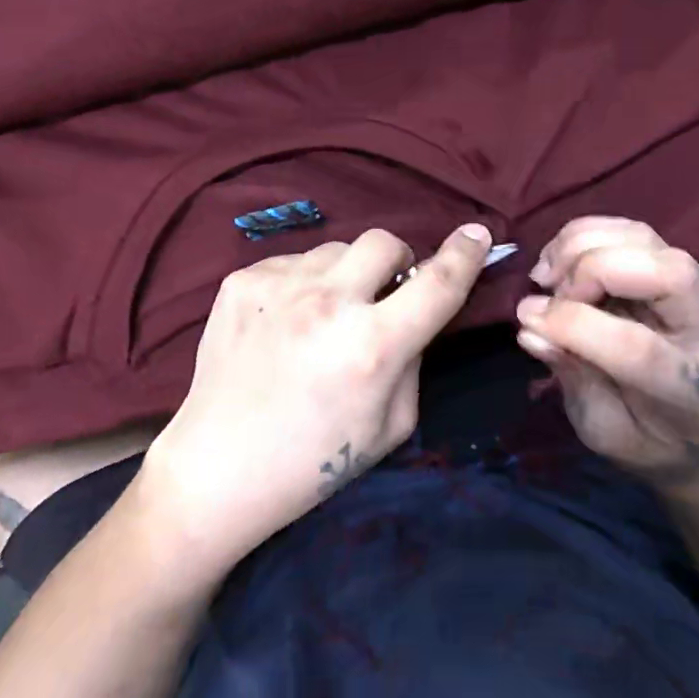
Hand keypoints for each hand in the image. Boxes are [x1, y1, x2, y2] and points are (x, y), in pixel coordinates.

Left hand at [135, 225, 493, 573]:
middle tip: (384, 291)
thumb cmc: (314, 461)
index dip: (464, 255)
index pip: (436, 284)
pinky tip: (284, 322)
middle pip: (382, 241)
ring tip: (323, 316)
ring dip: (344, 274)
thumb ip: (412, 360)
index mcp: (372, 346)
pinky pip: (290, 262)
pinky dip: (301, 283)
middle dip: (396, 260)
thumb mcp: (390, 426)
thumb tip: (414, 312)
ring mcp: (277, 286)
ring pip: (333, 249)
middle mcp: (327, 303)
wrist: (222, 462)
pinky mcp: (240, 282)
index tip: (476, 234)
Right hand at [514, 218, 698, 483]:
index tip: (528, 318)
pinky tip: (557, 261)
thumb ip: (575, 381)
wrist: (696, 433)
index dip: (576, 326)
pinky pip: (633, 231)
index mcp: (694, 394)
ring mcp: (698, 296)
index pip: (641, 349)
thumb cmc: (647, 441)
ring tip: (547, 273)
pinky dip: (585, 234)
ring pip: (648, 240)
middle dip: (593, 270)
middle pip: (670, 273)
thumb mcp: (604, 433)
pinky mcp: (673, 271)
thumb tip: (531, 329)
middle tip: (549, 290)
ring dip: (583, 245)